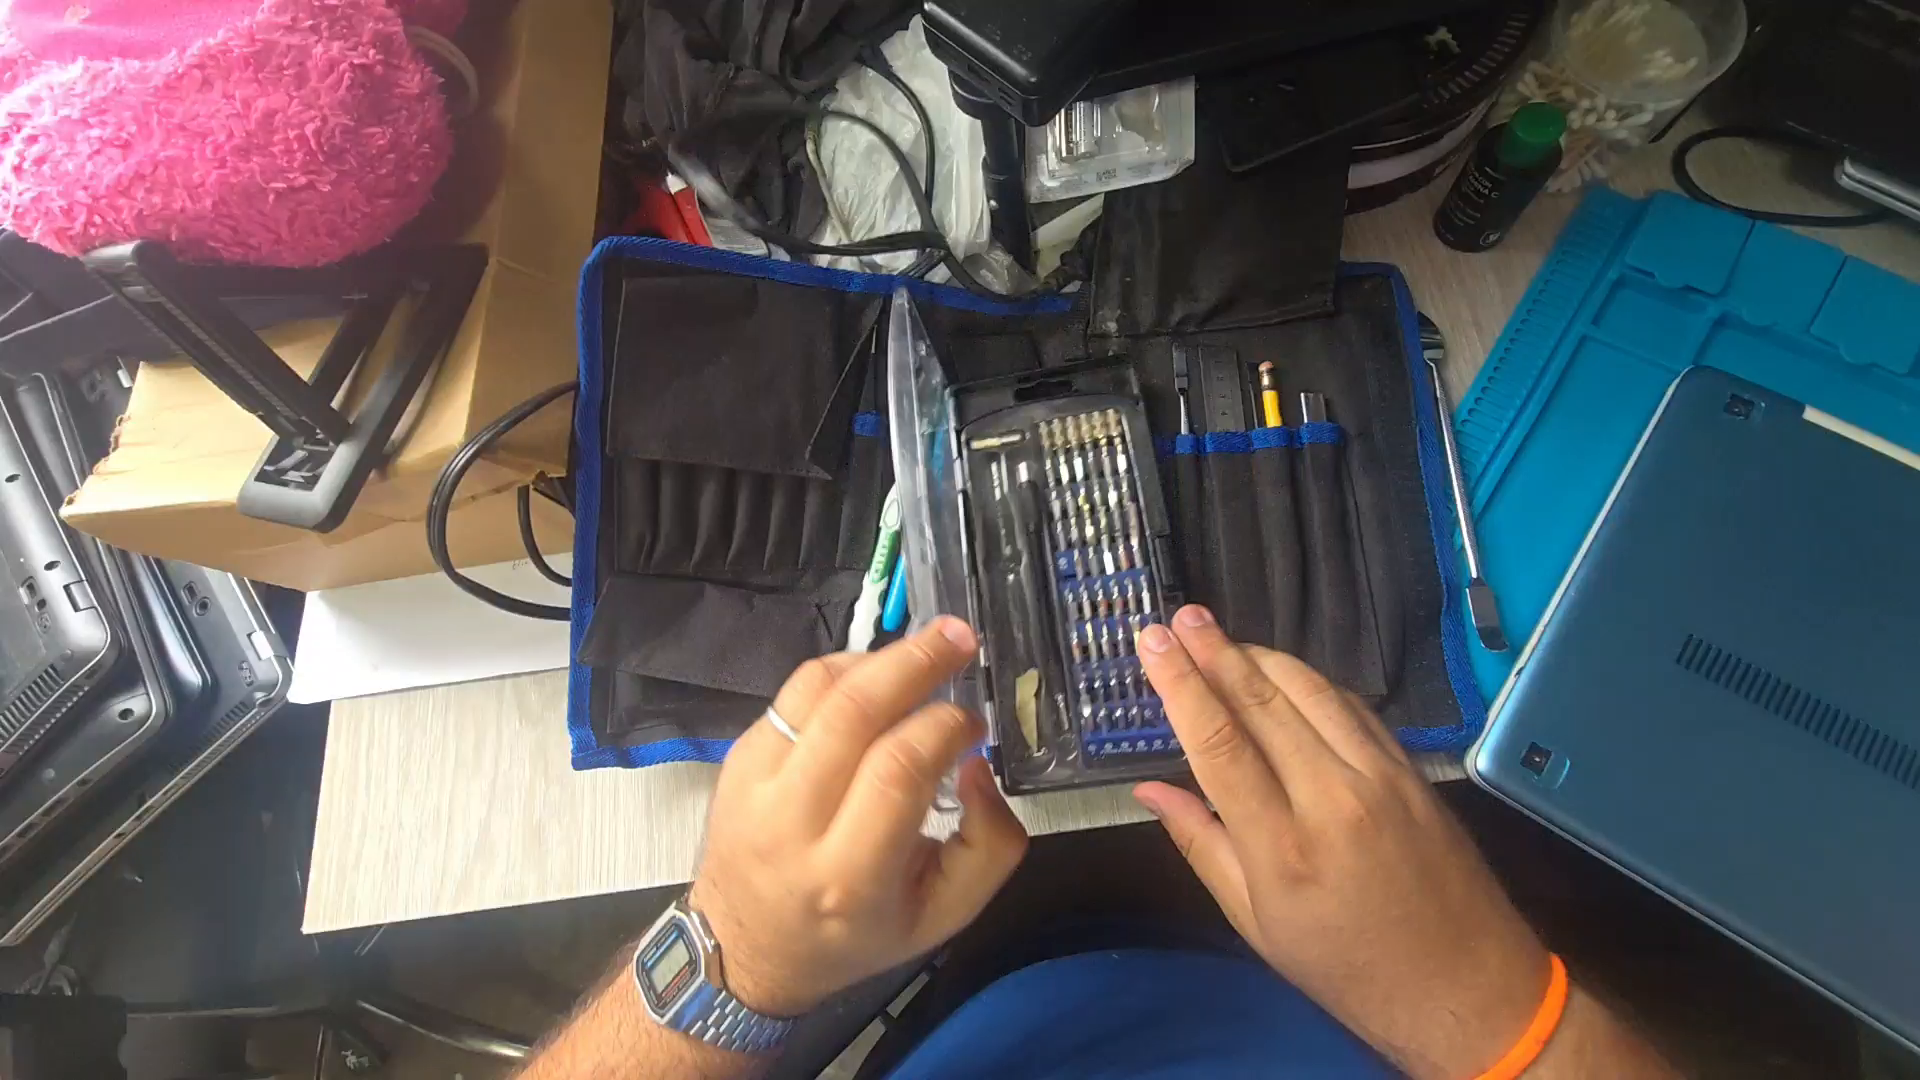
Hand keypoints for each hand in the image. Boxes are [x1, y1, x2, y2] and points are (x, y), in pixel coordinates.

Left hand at [687, 617, 1027, 1017]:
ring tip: (923, 651)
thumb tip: (976, 764)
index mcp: (848, 876)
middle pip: (854, 713)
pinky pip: (796, 689)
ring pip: (819, 688)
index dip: (945, 727)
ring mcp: (754, 781)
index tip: (974, 721)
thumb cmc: (856, 933)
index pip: (897, 771)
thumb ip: (988, 845)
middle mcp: (791, 823)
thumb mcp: (943, 917)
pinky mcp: (739, 754)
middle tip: (961, 636)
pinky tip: (876, 676)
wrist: (747, 947)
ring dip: (880, 657)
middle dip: (916, 661)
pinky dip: (845, 669)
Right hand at [1133, 606, 1551, 1079]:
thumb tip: (1147, 787)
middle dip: (1214, 649)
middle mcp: (1332, 798)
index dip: (1179, 684)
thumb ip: (1198, 842)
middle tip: (1180, 614)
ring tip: (1216, 634)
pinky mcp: (1409, 769)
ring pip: (1309, 689)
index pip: (1218, 742)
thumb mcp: (1254, 920)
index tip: (1151, 642)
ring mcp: (1380, 777)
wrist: (1471, 993)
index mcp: (1281, 846)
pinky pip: (1348, 704)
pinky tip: (1276, 669)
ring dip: (1257, 653)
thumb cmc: (1344, 966)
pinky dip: (1304, 678)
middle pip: (1261, 702)